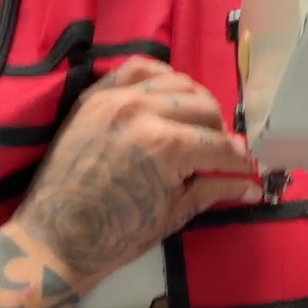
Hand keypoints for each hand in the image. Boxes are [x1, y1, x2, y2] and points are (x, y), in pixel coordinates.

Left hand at [11, 57, 257, 291]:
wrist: (56, 239)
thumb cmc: (115, 237)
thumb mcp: (172, 215)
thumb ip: (213, 190)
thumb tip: (251, 186)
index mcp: (166, 147)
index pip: (220, 145)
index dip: (239, 161)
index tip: (247, 169)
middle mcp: (143, 112)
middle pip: (205, 108)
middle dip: (219, 134)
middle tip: (219, 155)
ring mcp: (116, 99)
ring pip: (177, 84)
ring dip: (195, 105)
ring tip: (196, 129)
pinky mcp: (95, 97)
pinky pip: (138, 68)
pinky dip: (160, 78)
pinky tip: (168, 97)